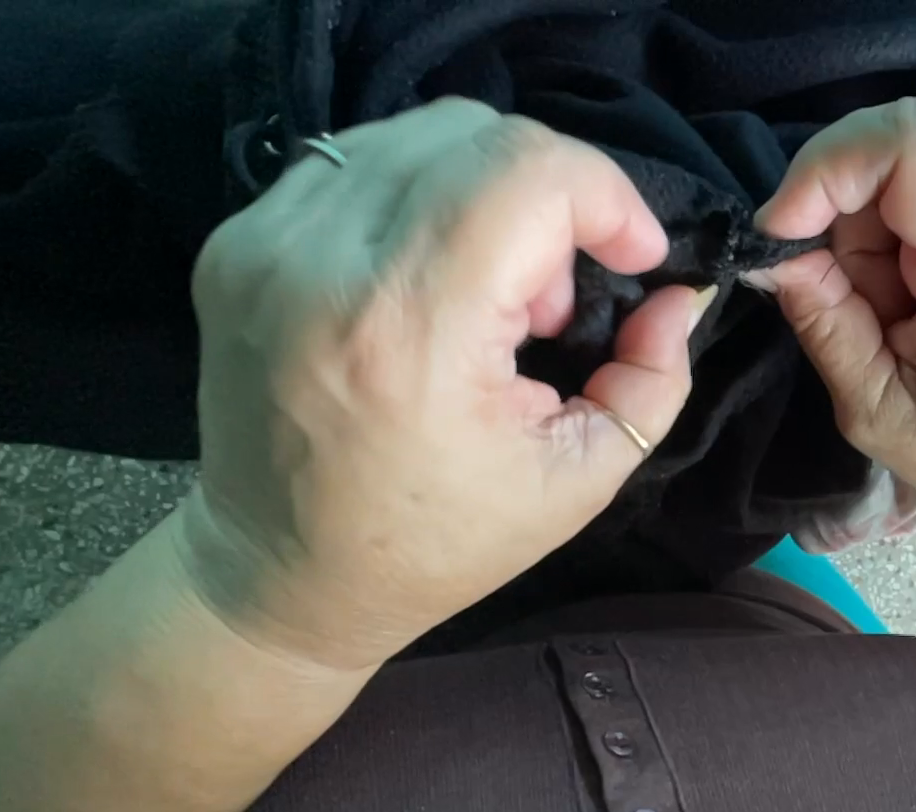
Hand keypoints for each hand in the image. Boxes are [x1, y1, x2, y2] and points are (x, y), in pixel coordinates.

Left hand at [176, 99, 707, 669]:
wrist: (285, 573)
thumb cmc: (444, 543)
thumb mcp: (581, 481)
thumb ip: (653, 381)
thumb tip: (677, 297)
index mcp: (413, 332)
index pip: (527, 174)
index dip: (609, 197)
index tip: (639, 257)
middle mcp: (322, 261)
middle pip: (480, 134)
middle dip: (560, 199)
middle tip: (563, 298)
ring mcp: (265, 240)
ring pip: (424, 133)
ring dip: (499, 196)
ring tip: (503, 298)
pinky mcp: (238, 240)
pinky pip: (369, 163)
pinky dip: (437, 200)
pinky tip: (442, 284)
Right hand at [754, 98, 915, 548]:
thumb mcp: (876, 410)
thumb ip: (823, 323)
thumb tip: (767, 253)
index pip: (912, 145)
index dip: (827, 168)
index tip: (778, 235)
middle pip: (896, 153)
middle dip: (834, 216)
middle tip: (830, 297)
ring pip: (897, 174)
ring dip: (855, 238)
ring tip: (876, 316)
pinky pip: (914, 198)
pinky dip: (876, 243)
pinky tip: (893, 303)